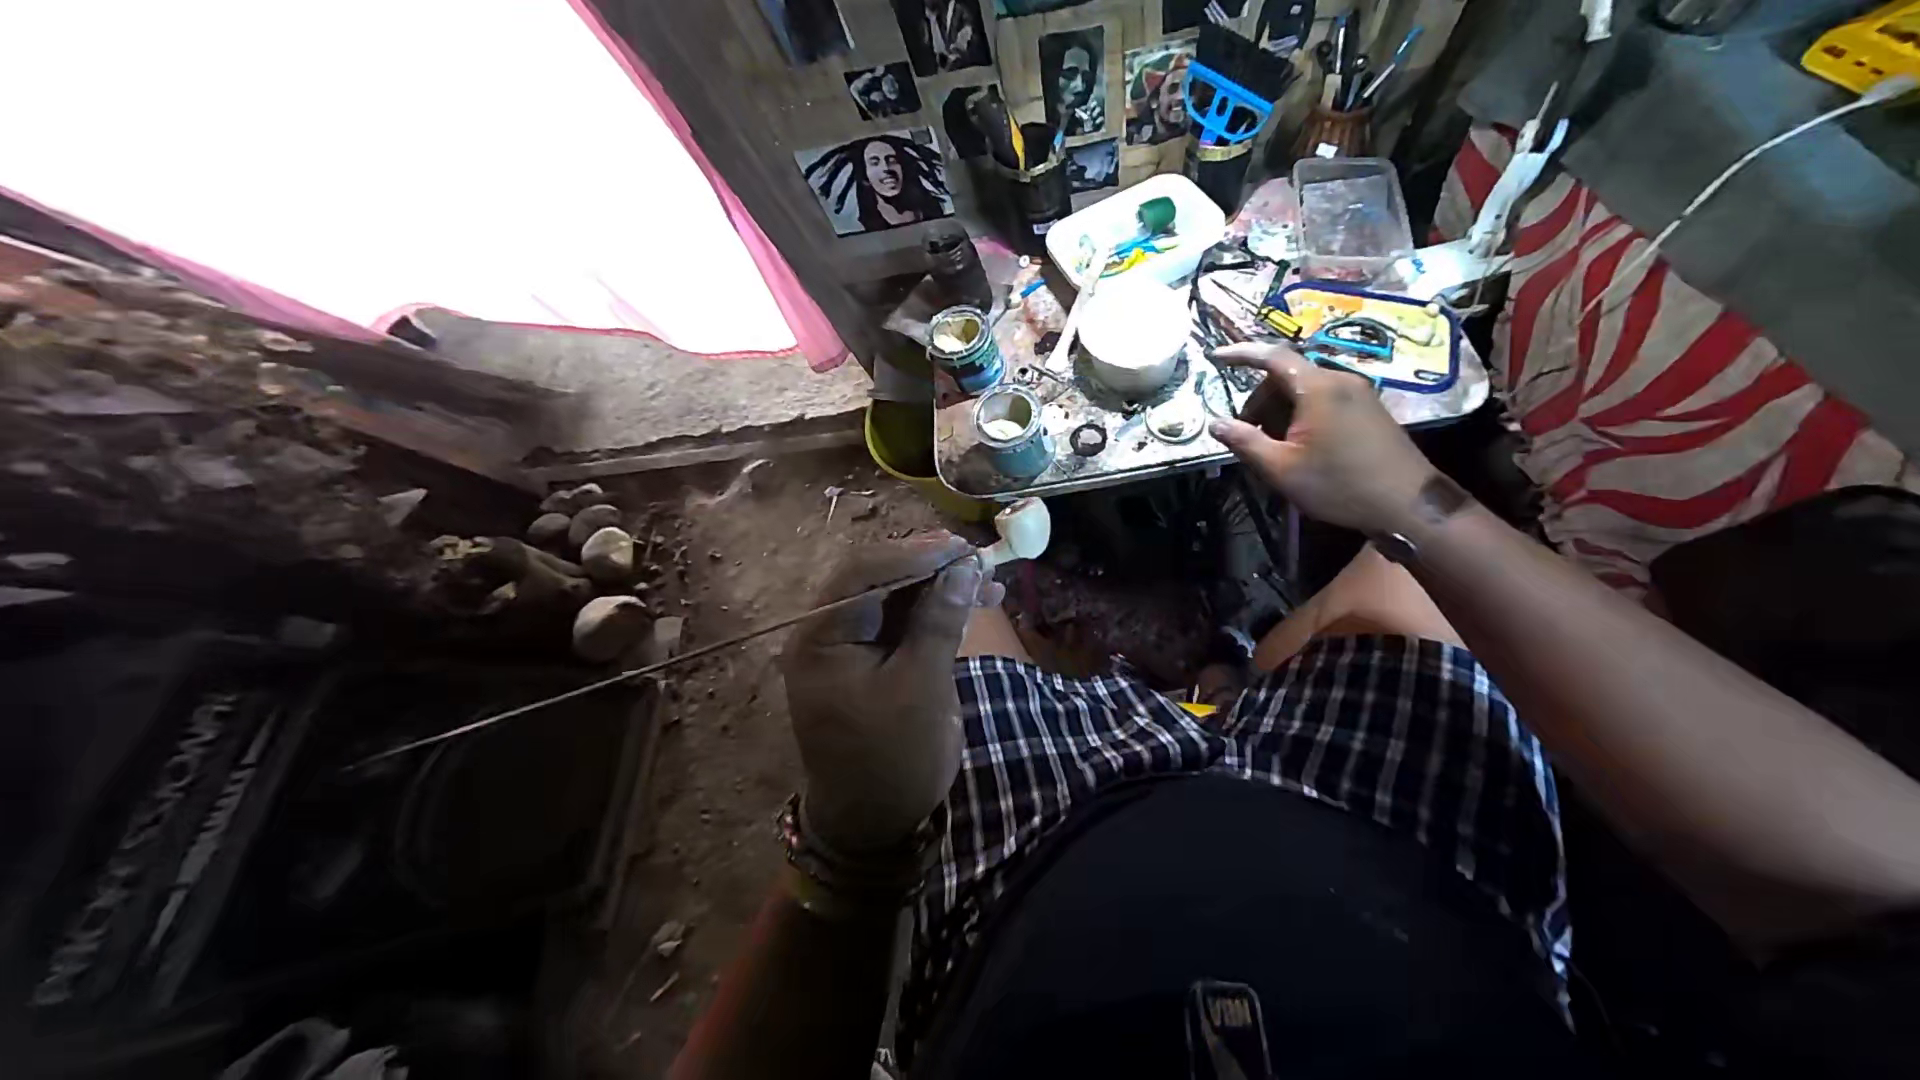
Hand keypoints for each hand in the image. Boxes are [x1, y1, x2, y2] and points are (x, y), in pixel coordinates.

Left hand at [780, 535, 1001, 854]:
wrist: (874, 821)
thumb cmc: (893, 759)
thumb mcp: (921, 688)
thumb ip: (938, 622)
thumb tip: (963, 566)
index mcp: (822, 637)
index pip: (863, 572)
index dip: (914, 554)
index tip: (963, 550)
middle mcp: (827, 631)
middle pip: (878, 577)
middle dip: (930, 566)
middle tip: (978, 562)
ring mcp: (850, 644)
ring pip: (895, 596)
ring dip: (939, 586)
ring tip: (988, 581)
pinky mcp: (872, 658)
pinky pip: (903, 621)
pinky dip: (936, 611)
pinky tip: (975, 603)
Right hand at [1209, 342, 1437, 535]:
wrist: (1407, 504)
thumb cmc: (1339, 485)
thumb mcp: (1281, 468)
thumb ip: (1245, 442)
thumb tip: (1216, 424)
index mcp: (1318, 388)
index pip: (1272, 357)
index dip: (1241, 354)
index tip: (1215, 357)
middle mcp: (1340, 380)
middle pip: (1287, 375)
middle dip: (1260, 400)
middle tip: (1247, 434)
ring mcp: (1359, 393)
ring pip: (1305, 388)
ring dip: (1280, 410)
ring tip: (1272, 445)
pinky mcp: (1369, 409)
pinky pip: (1324, 399)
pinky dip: (1301, 413)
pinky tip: (1298, 444)